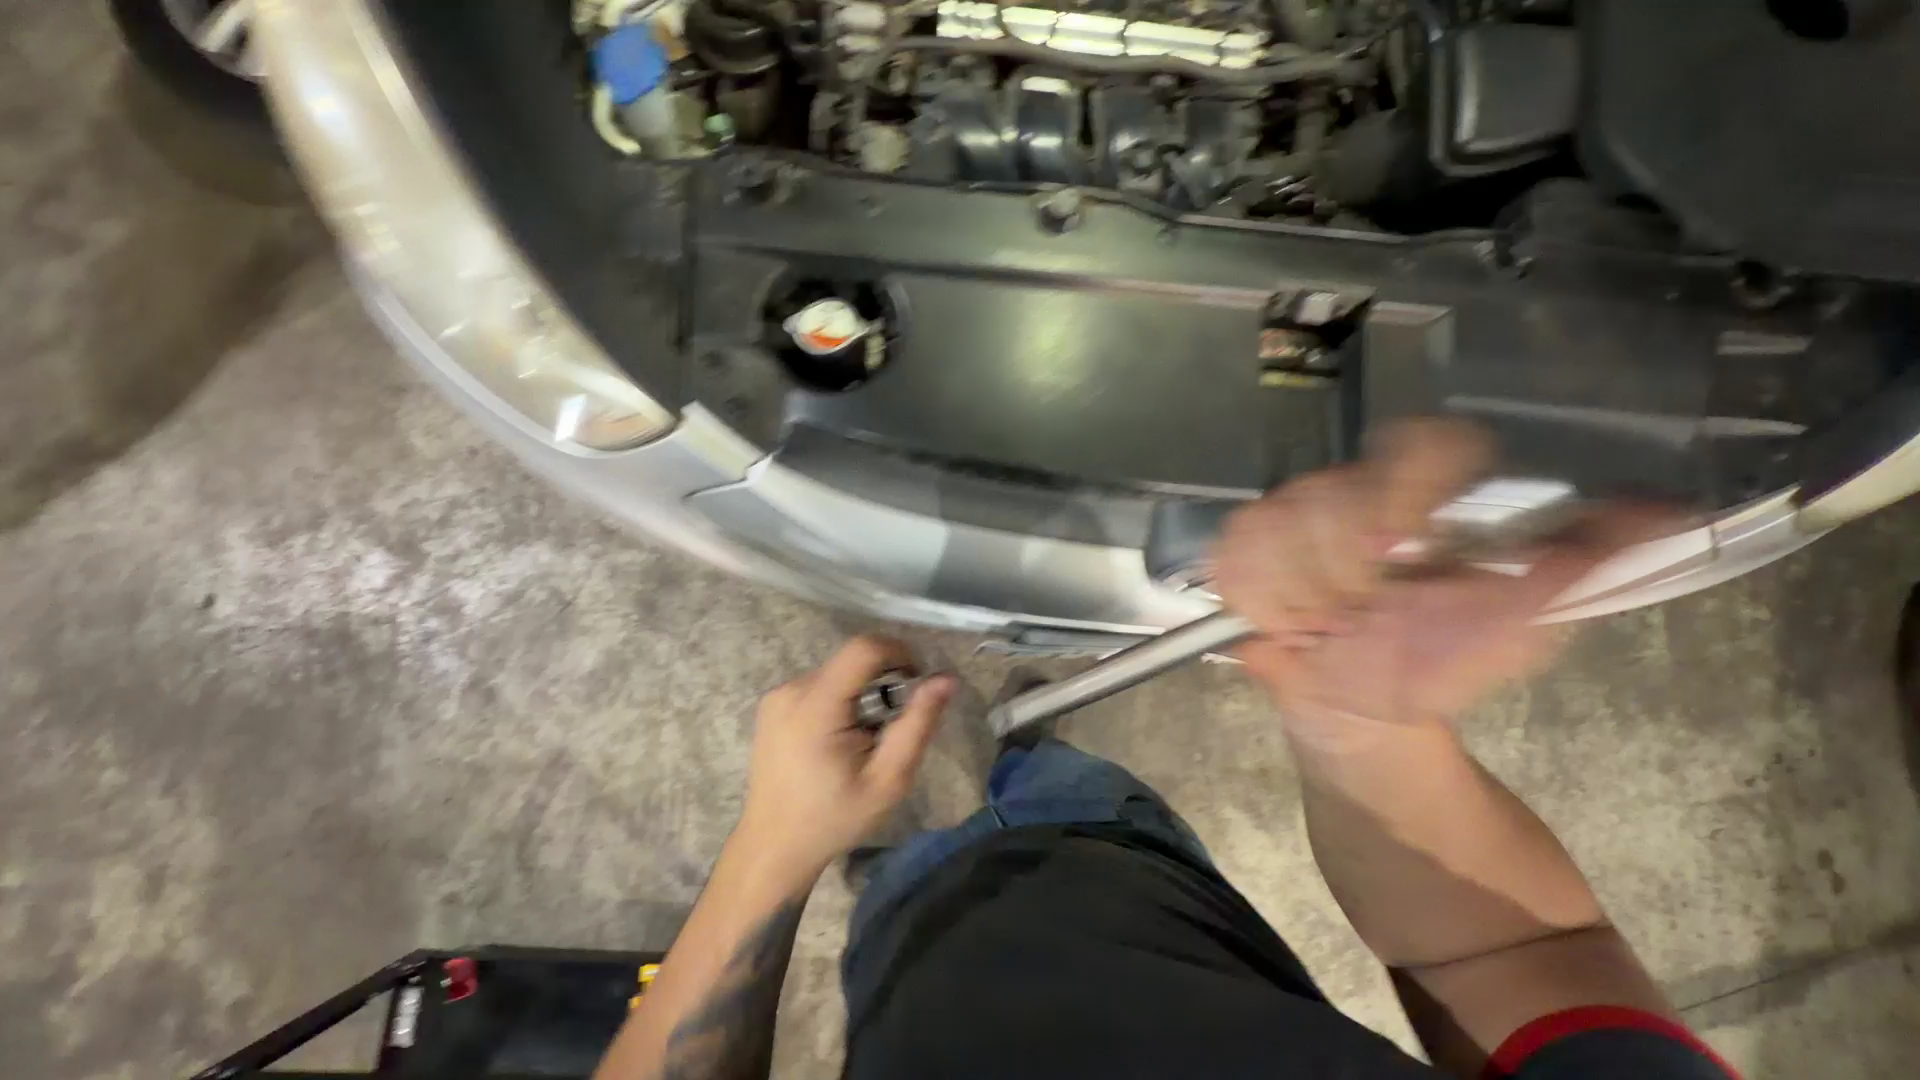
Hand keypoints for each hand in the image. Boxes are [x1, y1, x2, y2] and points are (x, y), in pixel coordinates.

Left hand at [735, 636, 955, 875]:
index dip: (899, 653)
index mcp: (816, 707)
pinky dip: (840, 702)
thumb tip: (946, 679)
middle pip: (852, 662)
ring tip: (864, 741)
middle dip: (881, 683)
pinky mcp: (772, 705)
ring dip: (861, 694)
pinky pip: (819, 686)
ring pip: (837, 673)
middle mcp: (791, 690)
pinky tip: (839, 741)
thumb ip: (917, 725)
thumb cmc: (834, 818)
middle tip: (890, 728)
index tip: (917, 682)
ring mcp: (777, 697)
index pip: (864, 649)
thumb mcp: (888, 780)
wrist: (775, 846)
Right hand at [1213, 420, 1669, 750]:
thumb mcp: (1524, 625)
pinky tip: (1291, 623)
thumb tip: (1668, 511)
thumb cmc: (1442, 660)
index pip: (1423, 443)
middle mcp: (1354, 487)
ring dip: (1310, 594)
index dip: (1413, 483)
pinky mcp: (1239, 546)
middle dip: (1353, 569)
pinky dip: (1267, 601)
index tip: (1415, 546)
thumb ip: (1581, 568)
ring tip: (1330, 623)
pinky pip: (1241, 559)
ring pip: (1284, 527)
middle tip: (1370, 609)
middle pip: (1338, 494)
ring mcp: (1287, 511)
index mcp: (1426, 494)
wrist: (1361, 704)